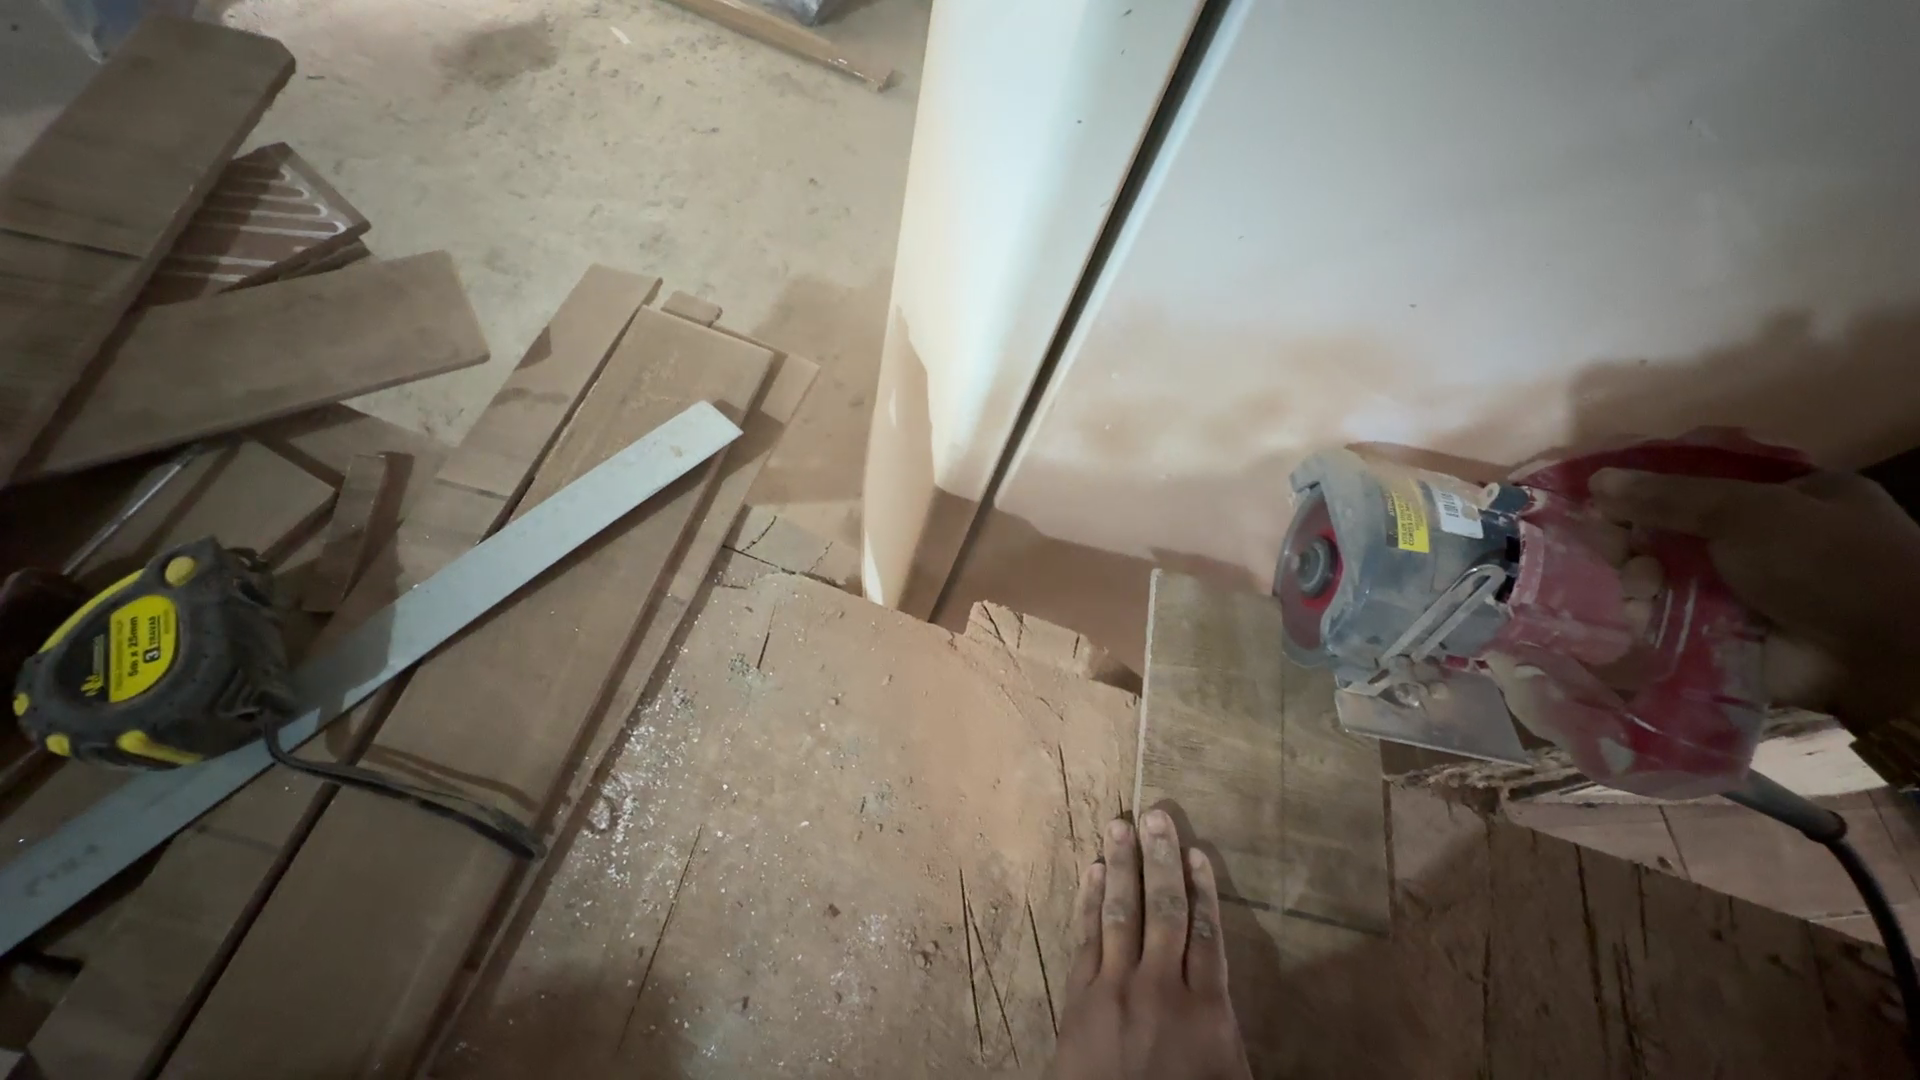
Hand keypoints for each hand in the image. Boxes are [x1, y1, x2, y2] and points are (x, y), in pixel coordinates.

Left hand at [1045, 810, 1251, 1079]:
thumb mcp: (1225, 1073)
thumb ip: (1222, 1023)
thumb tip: (1219, 973)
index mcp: (1206, 1011)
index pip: (1206, 935)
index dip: (1202, 891)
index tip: (1196, 852)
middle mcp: (1161, 988)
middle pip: (1165, 911)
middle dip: (1161, 861)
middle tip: (1156, 814)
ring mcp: (1114, 988)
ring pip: (1122, 914)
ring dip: (1121, 867)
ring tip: (1119, 825)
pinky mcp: (1079, 996)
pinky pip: (1085, 937)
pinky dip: (1088, 901)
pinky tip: (1090, 871)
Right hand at [1588, 467, 1919, 723]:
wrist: (1885, 659)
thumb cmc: (1831, 565)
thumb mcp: (1752, 512)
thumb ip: (1670, 496)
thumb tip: (1595, 480)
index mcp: (1786, 496)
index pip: (1698, 480)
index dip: (1645, 485)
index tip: (1598, 495)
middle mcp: (1758, 540)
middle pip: (1669, 529)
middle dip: (1631, 538)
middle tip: (1603, 545)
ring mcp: (1737, 589)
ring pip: (1659, 574)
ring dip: (1634, 580)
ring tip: (1631, 588)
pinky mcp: (1718, 632)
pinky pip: (1661, 616)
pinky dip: (1639, 616)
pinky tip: (1626, 614)